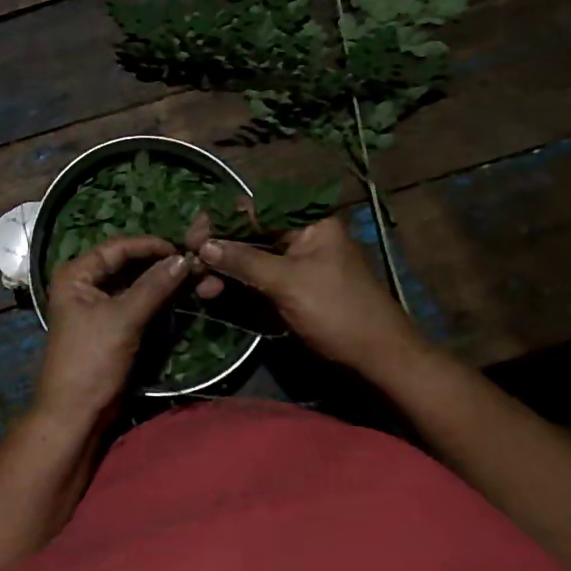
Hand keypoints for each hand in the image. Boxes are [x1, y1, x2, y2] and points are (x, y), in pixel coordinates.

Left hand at [35, 236, 193, 423]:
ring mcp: (98, 304)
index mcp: (76, 273)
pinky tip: (180, 295)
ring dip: (162, 281)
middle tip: (195, 263)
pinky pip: (136, 302)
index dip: (150, 246)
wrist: (76, 414)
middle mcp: (85, 282)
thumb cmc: (91, 360)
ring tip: (194, 277)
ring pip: (135, 283)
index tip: (184, 249)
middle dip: (160, 264)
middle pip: (127, 264)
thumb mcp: (123, 319)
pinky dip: (157, 299)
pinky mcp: (111, 324)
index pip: (118, 248)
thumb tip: (184, 259)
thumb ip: (154, 287)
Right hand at [195, 218, 425, 373]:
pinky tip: (214, 293)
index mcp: (308, 222)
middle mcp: (300, 236)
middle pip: (248, 232)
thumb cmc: (338, 312)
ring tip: (201, 287)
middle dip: (217, 247)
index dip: (219, 221)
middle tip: (189, 264)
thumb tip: (203, 245)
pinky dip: (236, 283)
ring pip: (248, 256)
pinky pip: (256, 276)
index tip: (192, 239)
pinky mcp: (291, 287)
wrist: (381, 361)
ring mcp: (295, 262)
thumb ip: (243, 260)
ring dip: (222, 268)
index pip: (253, 210)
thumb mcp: (287, 282)